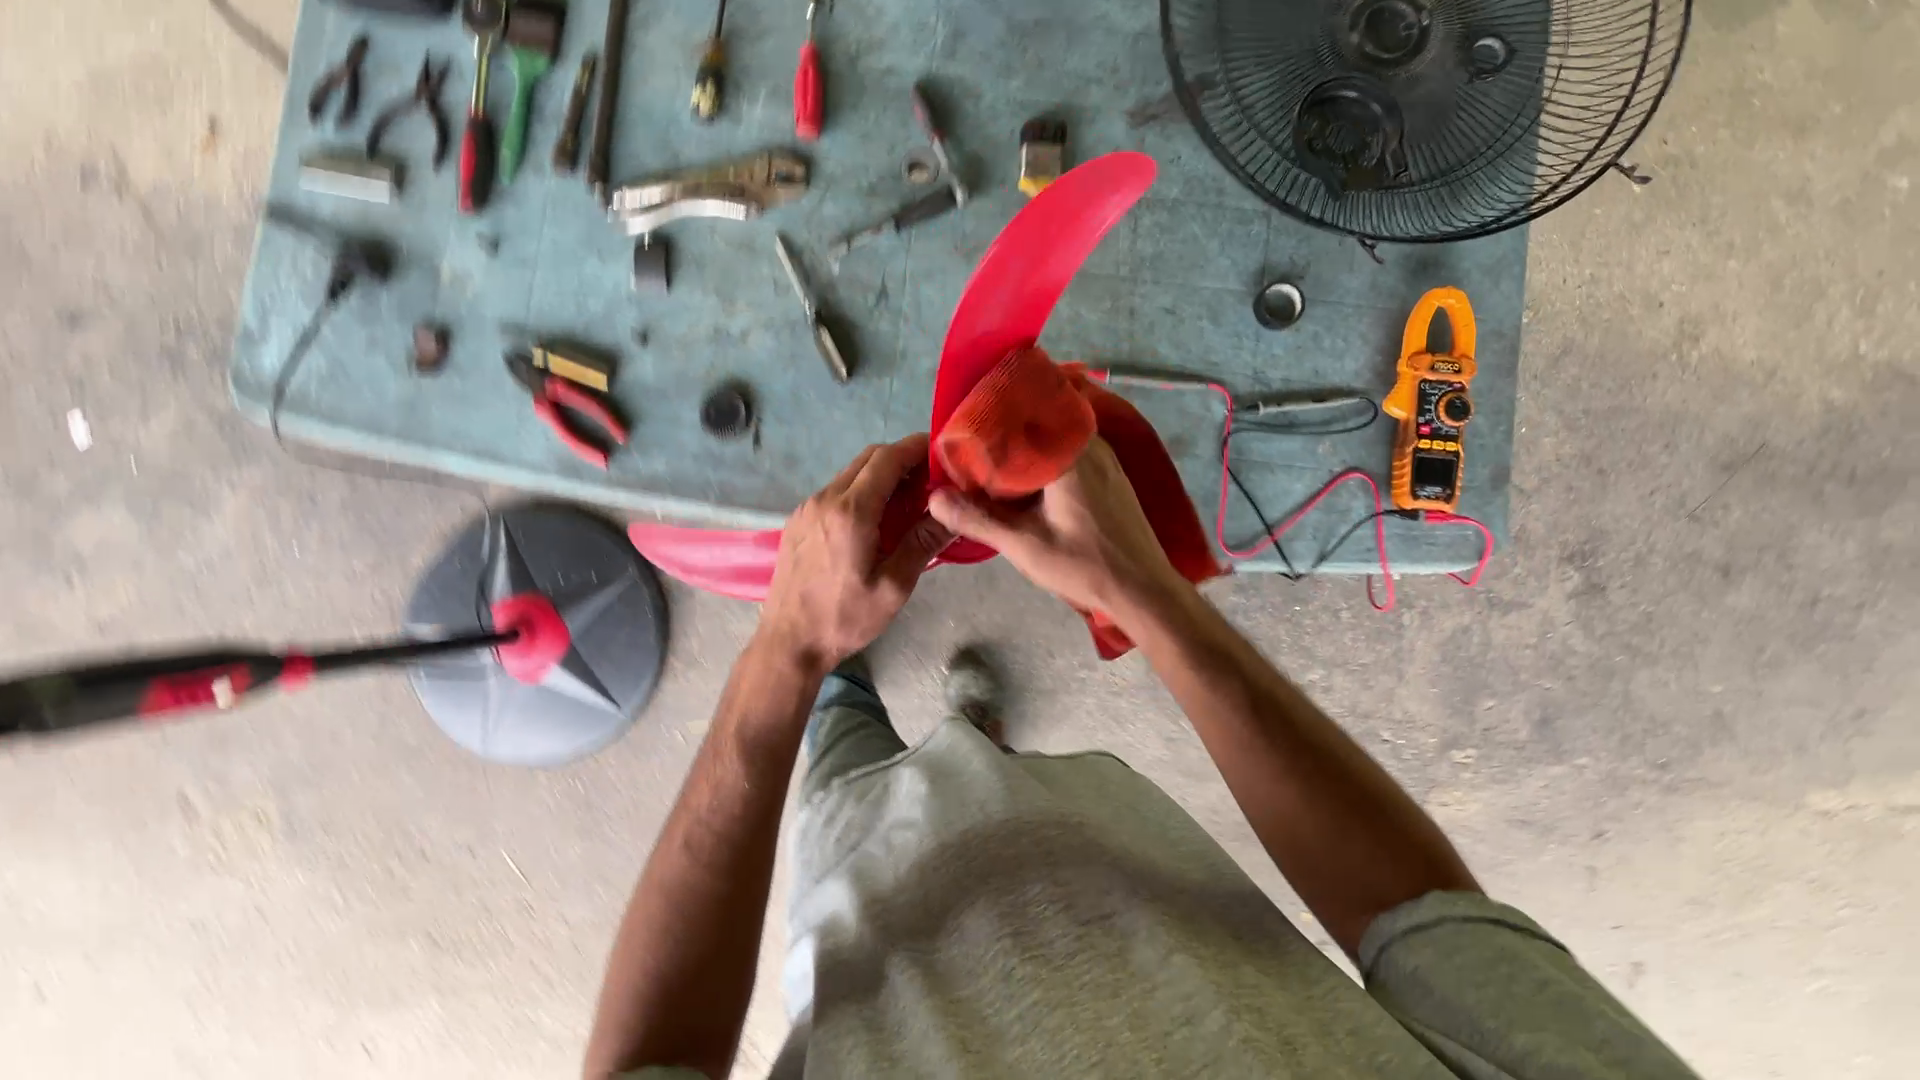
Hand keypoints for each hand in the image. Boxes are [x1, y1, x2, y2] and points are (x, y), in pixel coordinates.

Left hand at [759, 434, 953, 672]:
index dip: (917, 447)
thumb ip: (923, 543)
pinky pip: (835, 492)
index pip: (888, 458)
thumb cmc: (844, 618)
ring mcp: (807, 508)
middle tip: (932, 479)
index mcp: (851, 511)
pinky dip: (861, 491)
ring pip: (851, 474)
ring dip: (881, 476)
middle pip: (868, 458)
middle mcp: (825, 499)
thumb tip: (952, 513)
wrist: (788, 642)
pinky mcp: (798, 521)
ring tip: (909, 501)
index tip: (942, 452)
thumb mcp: (893, 587)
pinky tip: (876, 519)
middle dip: (902, 459)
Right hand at [928, 437, 1182, 613]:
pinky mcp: (1110, 478)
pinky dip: (1043, 464)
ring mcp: (1105, 460)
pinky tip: (1025, 484)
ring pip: (1053, 443)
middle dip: (1003, 434)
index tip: (960, 428)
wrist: (1144, 590)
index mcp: (1070, 452)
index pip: (1021, 416)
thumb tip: (934, 498)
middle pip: (1037, 426)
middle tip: (968, 446)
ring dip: (1024, 452)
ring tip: (989, 463)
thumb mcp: (1023, 545)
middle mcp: (1090, 445)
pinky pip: (1068, 457)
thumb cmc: (1085, 565)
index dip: (988, 419)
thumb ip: (977, 519)